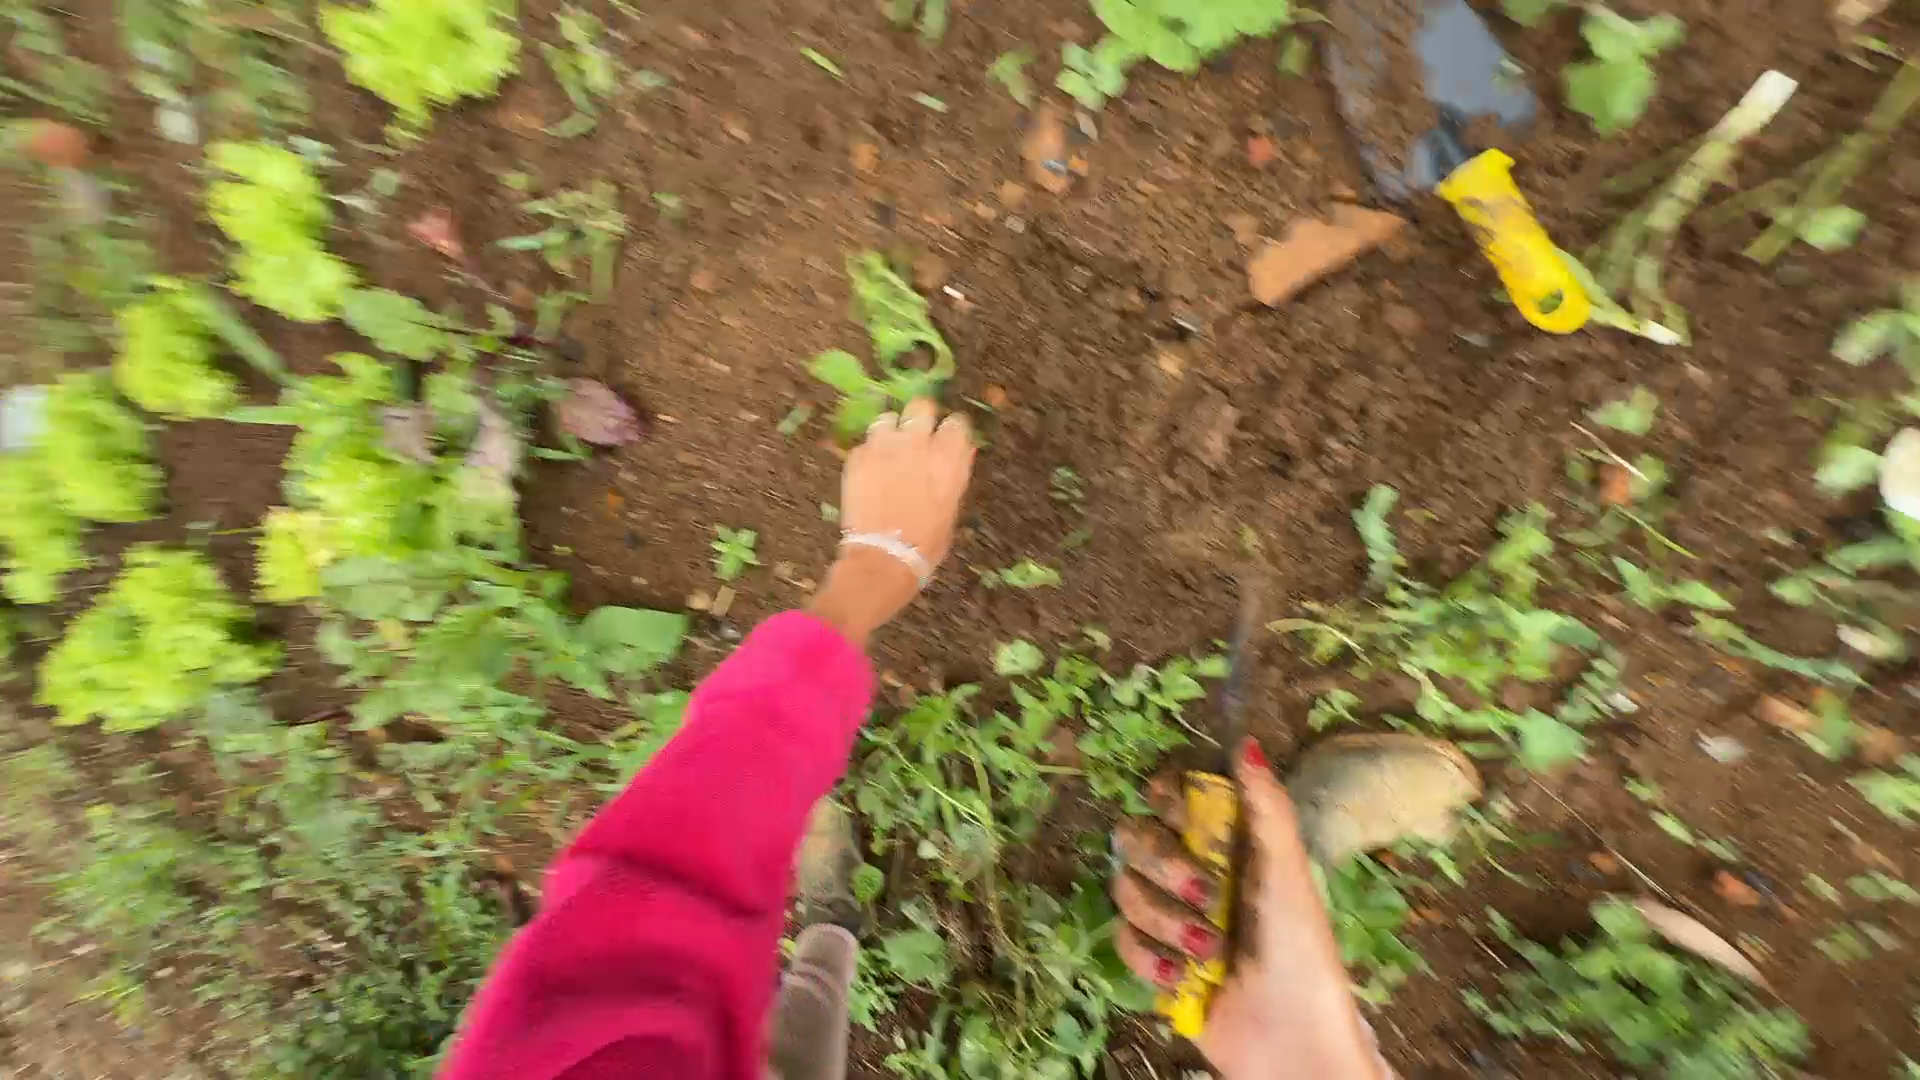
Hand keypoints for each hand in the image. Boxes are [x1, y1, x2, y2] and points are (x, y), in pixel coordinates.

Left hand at [808, 399, 973, 645]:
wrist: (883, 556)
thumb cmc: (926, 543)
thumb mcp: (951, 509)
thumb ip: (952, 475)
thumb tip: (958, 454)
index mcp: (948, 458)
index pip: (957, 422)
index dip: (951, 431)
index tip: (947, 439)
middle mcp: (918, 443)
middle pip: (921, 407)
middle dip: (920, 418)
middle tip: (916, 436)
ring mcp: (885, 446)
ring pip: (888, 419)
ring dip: (891, 432)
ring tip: (888, 452)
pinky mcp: (858, 456)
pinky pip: (866, 443)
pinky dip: (869, 453)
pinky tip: (870, 472)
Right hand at [1112, 740, 1392, 1079]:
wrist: (1293, 1047)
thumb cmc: (1301, 952)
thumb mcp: (1288, 874)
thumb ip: (1266, 806)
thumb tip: (1246, 739)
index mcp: (1220, 842)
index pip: (1166, 795)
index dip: (1164, 800)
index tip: (1180, 815)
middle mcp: (1187, 869)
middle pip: (1135, 837)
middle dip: (1166, 867)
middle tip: (1206, 895)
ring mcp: (1167, 914)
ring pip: (1125, 887)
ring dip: (1166, 921)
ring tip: (1208, 952)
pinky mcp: (1153, 958)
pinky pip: (1122, 937)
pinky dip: (1149, 958)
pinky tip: (1181, 979)